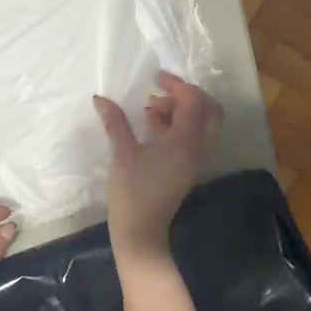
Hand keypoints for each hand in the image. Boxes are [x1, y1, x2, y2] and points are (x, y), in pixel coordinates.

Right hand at [94, 71, 221, 256]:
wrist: (141, 232)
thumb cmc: (132, 193)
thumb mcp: (122, 154)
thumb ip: (115, 123)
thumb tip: (100, 99)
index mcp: (185, 141)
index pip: (193, 101)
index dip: (177, 85)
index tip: (156, 77)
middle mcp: (198, 148)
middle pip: (209, 110)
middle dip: (188, 96)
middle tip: (161, 91)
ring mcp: (195, 160)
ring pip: (202, 124)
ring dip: (183, 110)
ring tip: (152, 107)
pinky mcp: (187, 169)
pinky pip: (193, 138)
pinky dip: (179, 126)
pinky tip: (153, 125)